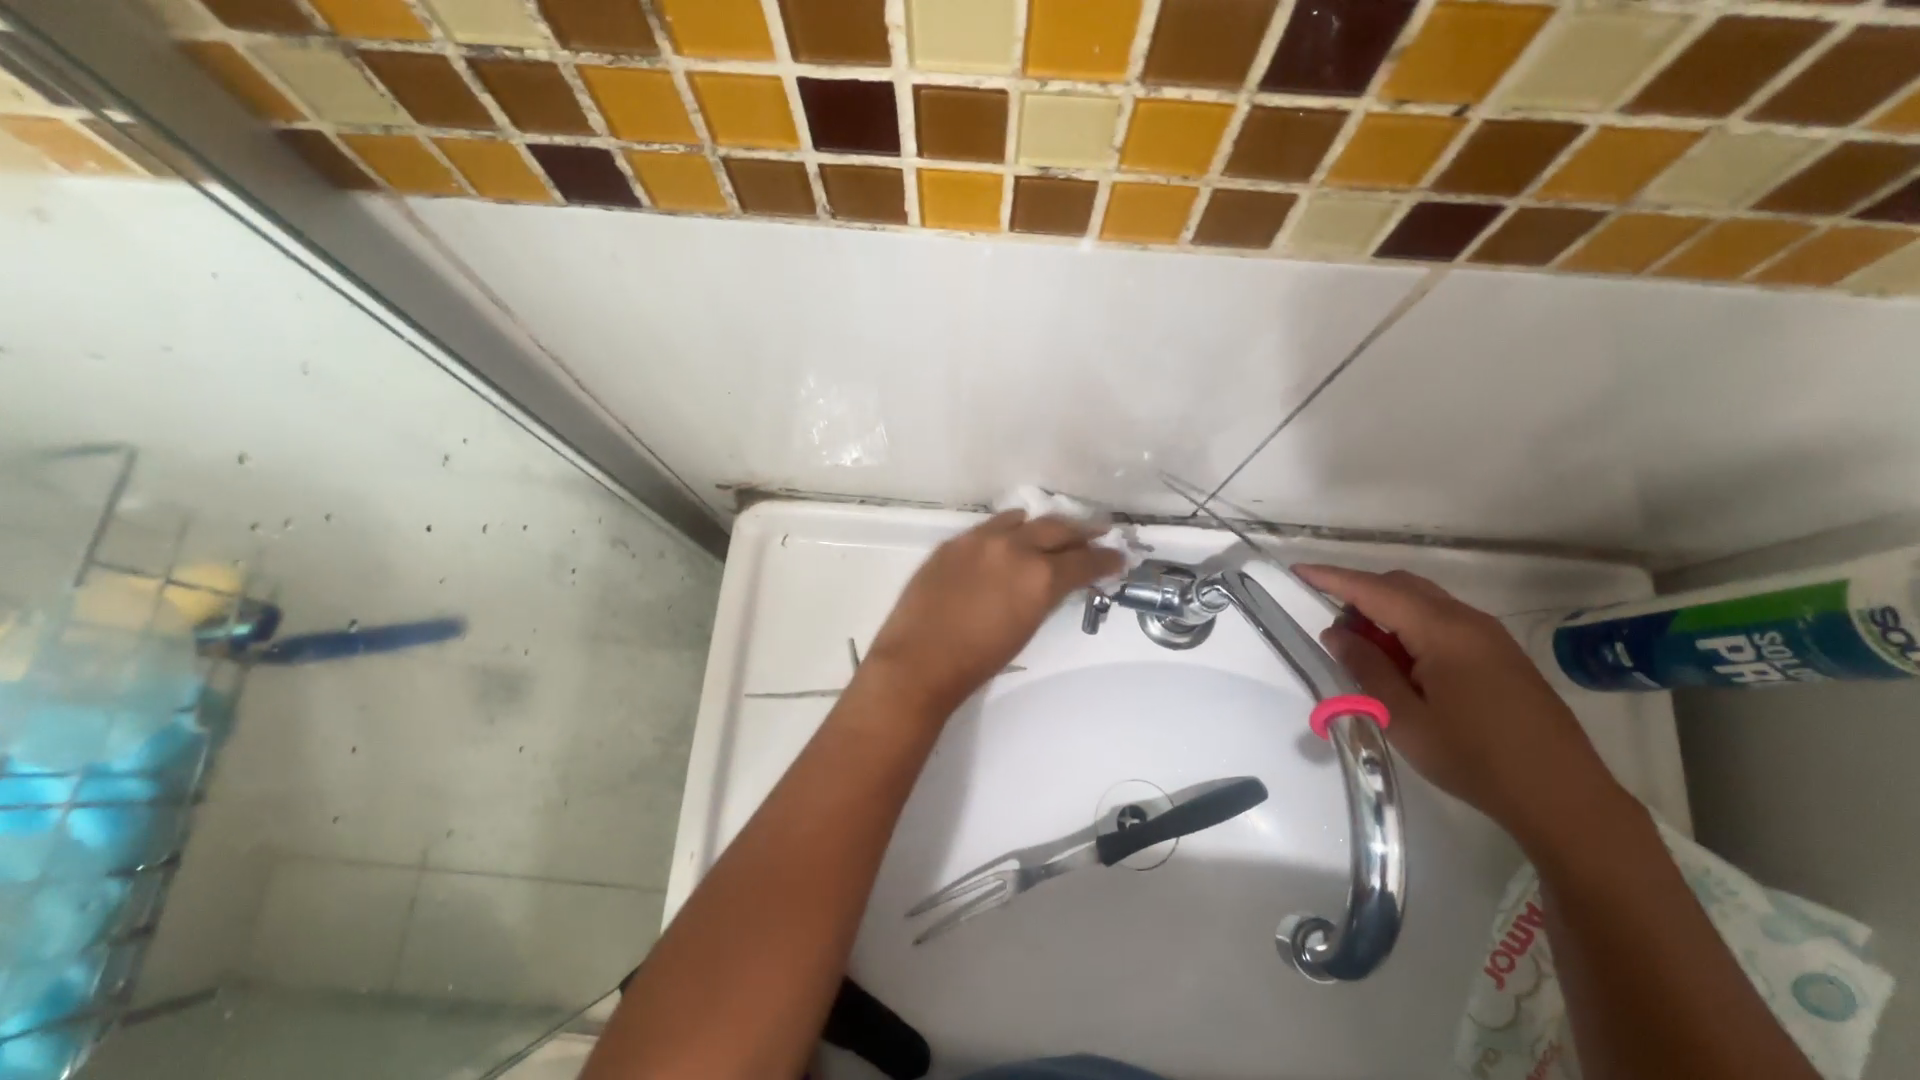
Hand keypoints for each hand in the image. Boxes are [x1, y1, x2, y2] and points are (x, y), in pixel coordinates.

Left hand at [863, 511, 1123, 718]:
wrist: (919, 661)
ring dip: (1042, 526)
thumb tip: (1056, 581)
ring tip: (1054, 531)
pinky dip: (1008, 529)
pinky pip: (990, 527)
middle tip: (1098, 533)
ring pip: (1022, 520)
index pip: (1084, 560)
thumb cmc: (978, 660)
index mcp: (1039, 576)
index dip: (1106, 559)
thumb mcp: (1026, 628)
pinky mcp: (954, 542)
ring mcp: (980, 540)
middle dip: (1082, 532)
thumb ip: (1045, 596)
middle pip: (1058, 529)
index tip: (1118, 557)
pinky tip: (1011, 534)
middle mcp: (1014, 548)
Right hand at [1293, 564, 1627, 846]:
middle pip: (1403, 586)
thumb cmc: (1474, 758)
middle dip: (1361, 594)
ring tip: (1366, 652)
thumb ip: (1367, 669)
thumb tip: (1337, 634)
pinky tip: (1405, 665)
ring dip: (1388, 613)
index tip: (1298, 571)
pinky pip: (1446, 622)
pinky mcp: (1502, 655)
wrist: (1561, 793)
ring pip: (1426, 602)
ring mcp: (1490, 636)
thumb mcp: (1405, 718)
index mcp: (1442, 631)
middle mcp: (1468, 621)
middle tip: (1334, 631)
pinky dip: (1414, 628)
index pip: (1376, 590)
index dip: (1334, 579)